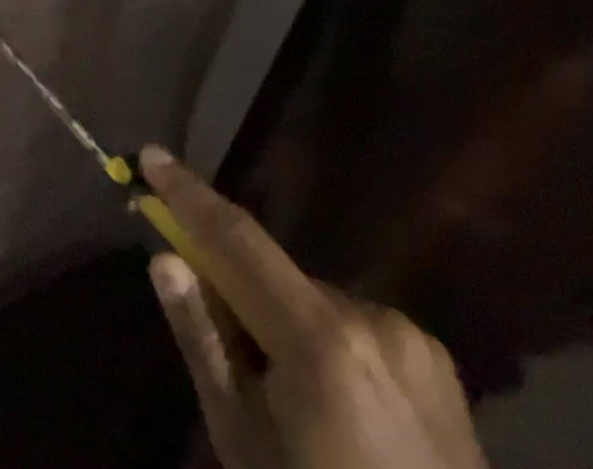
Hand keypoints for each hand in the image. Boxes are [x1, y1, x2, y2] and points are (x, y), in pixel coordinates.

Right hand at [139, 146, 487, 468]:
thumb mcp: (242, 436)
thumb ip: (204, 341)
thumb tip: (166, 262)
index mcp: (319, 339)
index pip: (238, 242)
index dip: (189, 197)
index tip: (151, 156)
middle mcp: (373, 319)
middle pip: (277, 278)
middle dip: (237, 291)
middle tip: (218, 348)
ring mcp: (415, 339)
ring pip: (316, 304)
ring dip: (282, 322)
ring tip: (282, 397)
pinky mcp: (440, 363)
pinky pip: (356, 327)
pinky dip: (323, 341)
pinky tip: (331, 403)